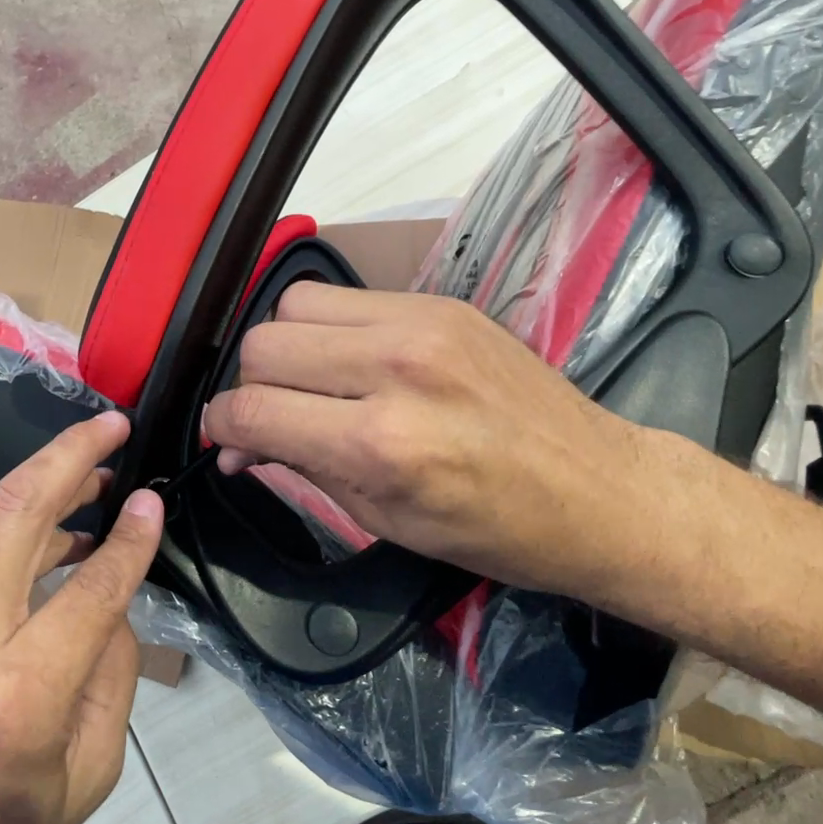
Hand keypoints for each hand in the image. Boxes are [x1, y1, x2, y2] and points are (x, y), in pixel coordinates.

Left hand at [0, 411, 164, 823]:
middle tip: (113, 424)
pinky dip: (18, 526)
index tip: (152, 502)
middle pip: (19, 511)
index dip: (130, 539)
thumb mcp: (84, 774)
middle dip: (71, 453)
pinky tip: (53, 531)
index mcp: (19, 695)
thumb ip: (111, 676)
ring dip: (45, 483)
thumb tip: (112, 596)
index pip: (90, 589)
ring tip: (93, 474)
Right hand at [202, 283, 672, 598]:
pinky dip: (327, 327)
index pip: (251, 410)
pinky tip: (351, 358)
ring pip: (292, 304)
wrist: (600, 491)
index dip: (221, 426)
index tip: (225, 436)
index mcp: (381, 443)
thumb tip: (236, 445)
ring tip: (312, 380)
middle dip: (251, 386)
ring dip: (286, 346)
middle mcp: (395, 369)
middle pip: (262, 345)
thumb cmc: (493, 529)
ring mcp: (420, 324)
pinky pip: (344, 295)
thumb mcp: (383, 519)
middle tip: (275, 415)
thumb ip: (299, 467)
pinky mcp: (439, 302)